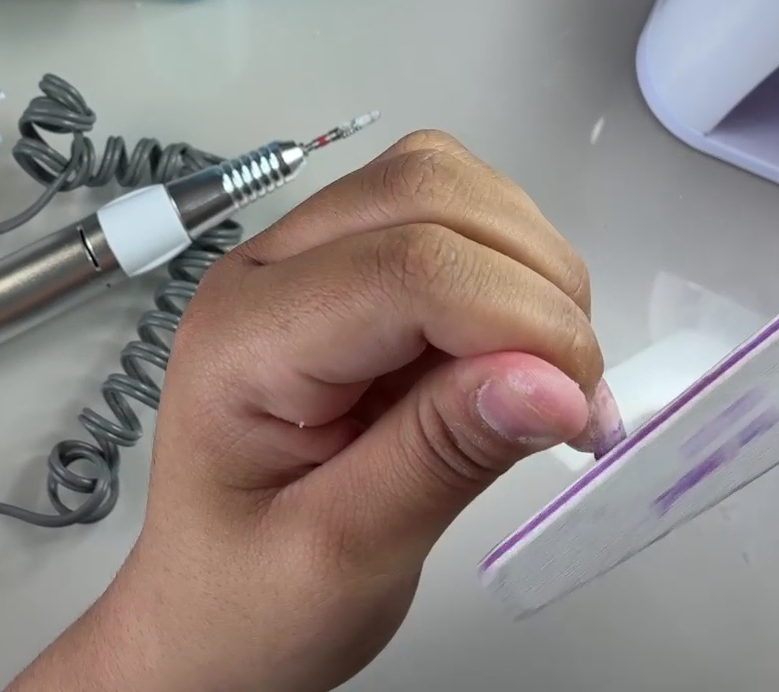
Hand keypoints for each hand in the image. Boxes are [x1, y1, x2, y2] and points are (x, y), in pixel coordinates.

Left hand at [10, 133, 619, 691]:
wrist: (200, 598)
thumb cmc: (244, 595)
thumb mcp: (342, 558)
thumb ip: (440, 457)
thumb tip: (552, 379)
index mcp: (241, 340)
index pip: (399, 271)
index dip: (517, 321)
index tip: (578, 411)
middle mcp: (260, 272)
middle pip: (417, 191)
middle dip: (527, 275)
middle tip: (565, 392)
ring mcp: (292, 260)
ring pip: (430, 180)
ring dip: (518, 256)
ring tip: (536, 370)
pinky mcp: (330, 268)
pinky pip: (431, 211)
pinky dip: (498, 257)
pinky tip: (503, 343)